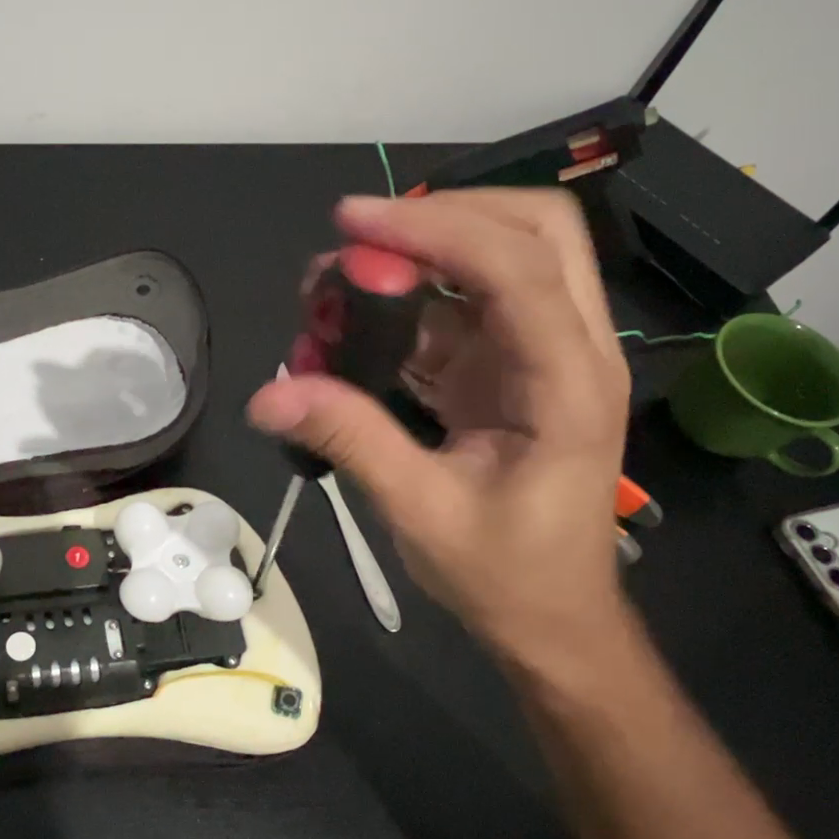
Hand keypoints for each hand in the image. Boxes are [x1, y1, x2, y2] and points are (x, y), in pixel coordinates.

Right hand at [251, 190, 631, 655]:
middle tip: (357, 240)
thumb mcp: (421, 509)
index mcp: (566, 382)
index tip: (351, 225)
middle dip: (443, 218)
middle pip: (531, 232)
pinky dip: (410, 304)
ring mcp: (543, 357)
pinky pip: (465, 310)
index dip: (433, 231)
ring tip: (339, 284)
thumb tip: (269, 394)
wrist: (552, 619)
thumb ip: (351, 439)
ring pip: (500, 260)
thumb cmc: (506, 574)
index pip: (515, 267)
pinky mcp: (511, 373)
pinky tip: (354, 327)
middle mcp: (569, 350)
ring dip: (421, 257)